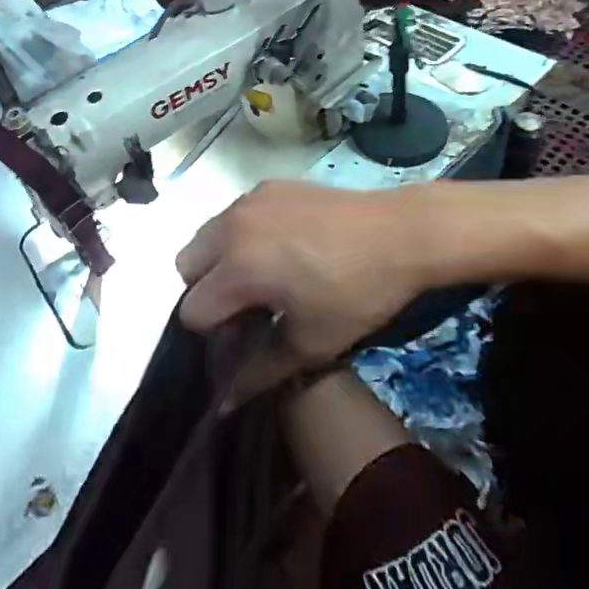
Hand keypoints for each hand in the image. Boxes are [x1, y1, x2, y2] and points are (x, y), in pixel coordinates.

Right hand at [176, 182, 433, 392]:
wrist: (401, 232)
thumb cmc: (358, 292)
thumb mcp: (311, 342)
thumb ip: (259, 373)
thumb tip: (224, 404)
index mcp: (238, 267)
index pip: (192, 310)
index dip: (216, 332)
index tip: (248, 333)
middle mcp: (232, 226)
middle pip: (186, 266)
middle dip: (207, 291)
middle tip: (250, 304)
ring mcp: (249, 200)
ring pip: (206, 235)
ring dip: (220, 260)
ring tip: (266, 274)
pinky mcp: (269, 185)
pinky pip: (235, 213)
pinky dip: (242, 233)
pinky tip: (284, 245)